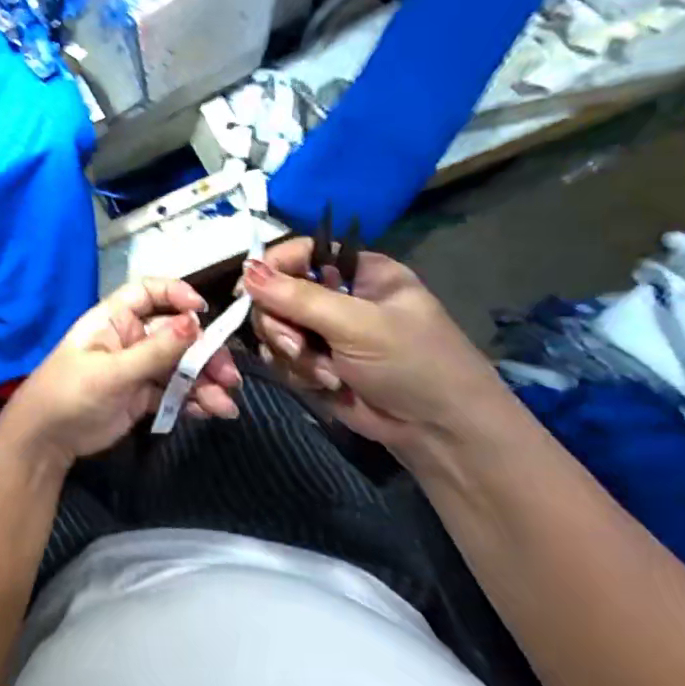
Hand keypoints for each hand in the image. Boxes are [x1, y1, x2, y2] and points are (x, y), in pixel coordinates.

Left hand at [0, 279, 241, 466]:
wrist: (45, 440)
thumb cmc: (69, 393)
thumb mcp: (111, 372)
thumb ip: (154, 351)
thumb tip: (194, 322)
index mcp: (113, 321)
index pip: (148, 293)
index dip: (176, 294)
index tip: (202, 310)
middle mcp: (129, 339)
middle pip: (177, 335)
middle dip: (205, 353)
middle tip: (228, 376)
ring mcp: (137, 369)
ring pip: (181, 367)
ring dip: (206, 382)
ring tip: (224, 405)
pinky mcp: (142, 397)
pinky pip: (175, 392)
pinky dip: (194, 401)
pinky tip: (211, 412)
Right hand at [240, 240, 510, 448]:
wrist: (438, 430)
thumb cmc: (411, 363)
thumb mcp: (356, 324)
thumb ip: (298, 297)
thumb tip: (246, 269)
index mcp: (357, 272)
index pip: (298, 254)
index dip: (270, 270)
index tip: (249, 292)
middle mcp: (336, 297)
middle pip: (276, 295)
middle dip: (280, 325)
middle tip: (297, 346)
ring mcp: (323, 332)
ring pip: (274, 330)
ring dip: (292, 354)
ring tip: (325, 374)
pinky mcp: (314, 363)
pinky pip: (280, 358)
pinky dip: (296, 373)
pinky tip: (325, 385)